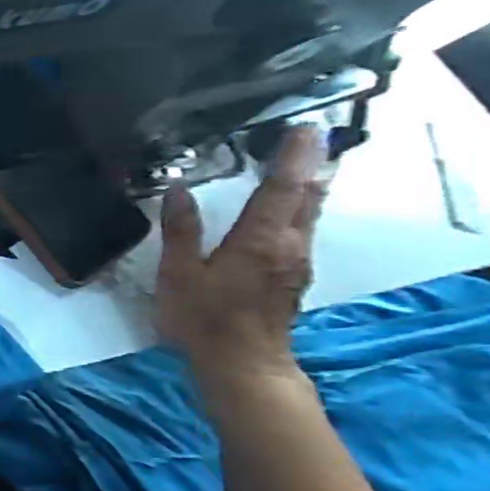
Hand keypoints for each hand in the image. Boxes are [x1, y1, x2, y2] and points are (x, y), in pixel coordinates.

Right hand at [157, 127, 328, 381]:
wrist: (242, 362)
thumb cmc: (203, 318)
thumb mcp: (178, 274)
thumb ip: (181, 231)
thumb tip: (178, 190)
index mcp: (260, 240)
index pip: (282, 188)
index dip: (292, 157)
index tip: (303, 128)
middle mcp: (289, 245)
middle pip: (307, 197)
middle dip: (310, 166)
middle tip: (311, 138)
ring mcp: (296, 262)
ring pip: (309, 214)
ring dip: (308, 187)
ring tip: (306, 166)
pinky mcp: (293, 276)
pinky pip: (301, 231)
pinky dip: (299, 210)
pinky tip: (289, 211)